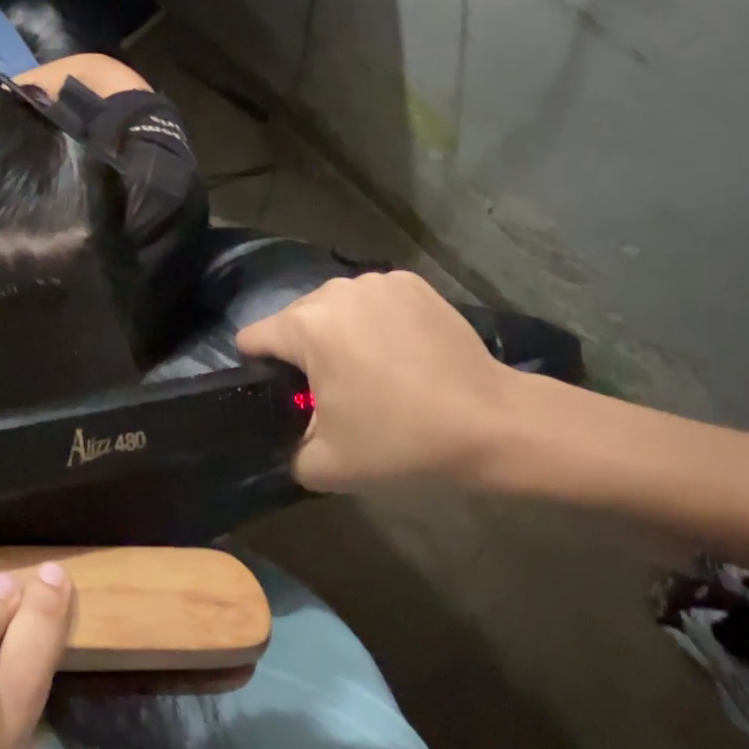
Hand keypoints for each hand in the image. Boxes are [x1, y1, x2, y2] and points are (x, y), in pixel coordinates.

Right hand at [237, 270, 518, 492]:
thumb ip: (287, 450)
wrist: (495, 424)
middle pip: (294, 321)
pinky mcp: (413, 283)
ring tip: (373, 371)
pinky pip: (372, 302)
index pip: (252, 339)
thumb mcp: (327, 466)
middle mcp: (334, 291)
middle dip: (305, 353)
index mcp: (306, 326)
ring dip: (339, 334)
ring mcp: (377, 283)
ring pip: (333, 309)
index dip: (261, 372)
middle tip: (338, 393)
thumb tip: (287, 439)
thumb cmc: (403, 440)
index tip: (291, 400)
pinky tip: (401, 352)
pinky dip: (376, 322)